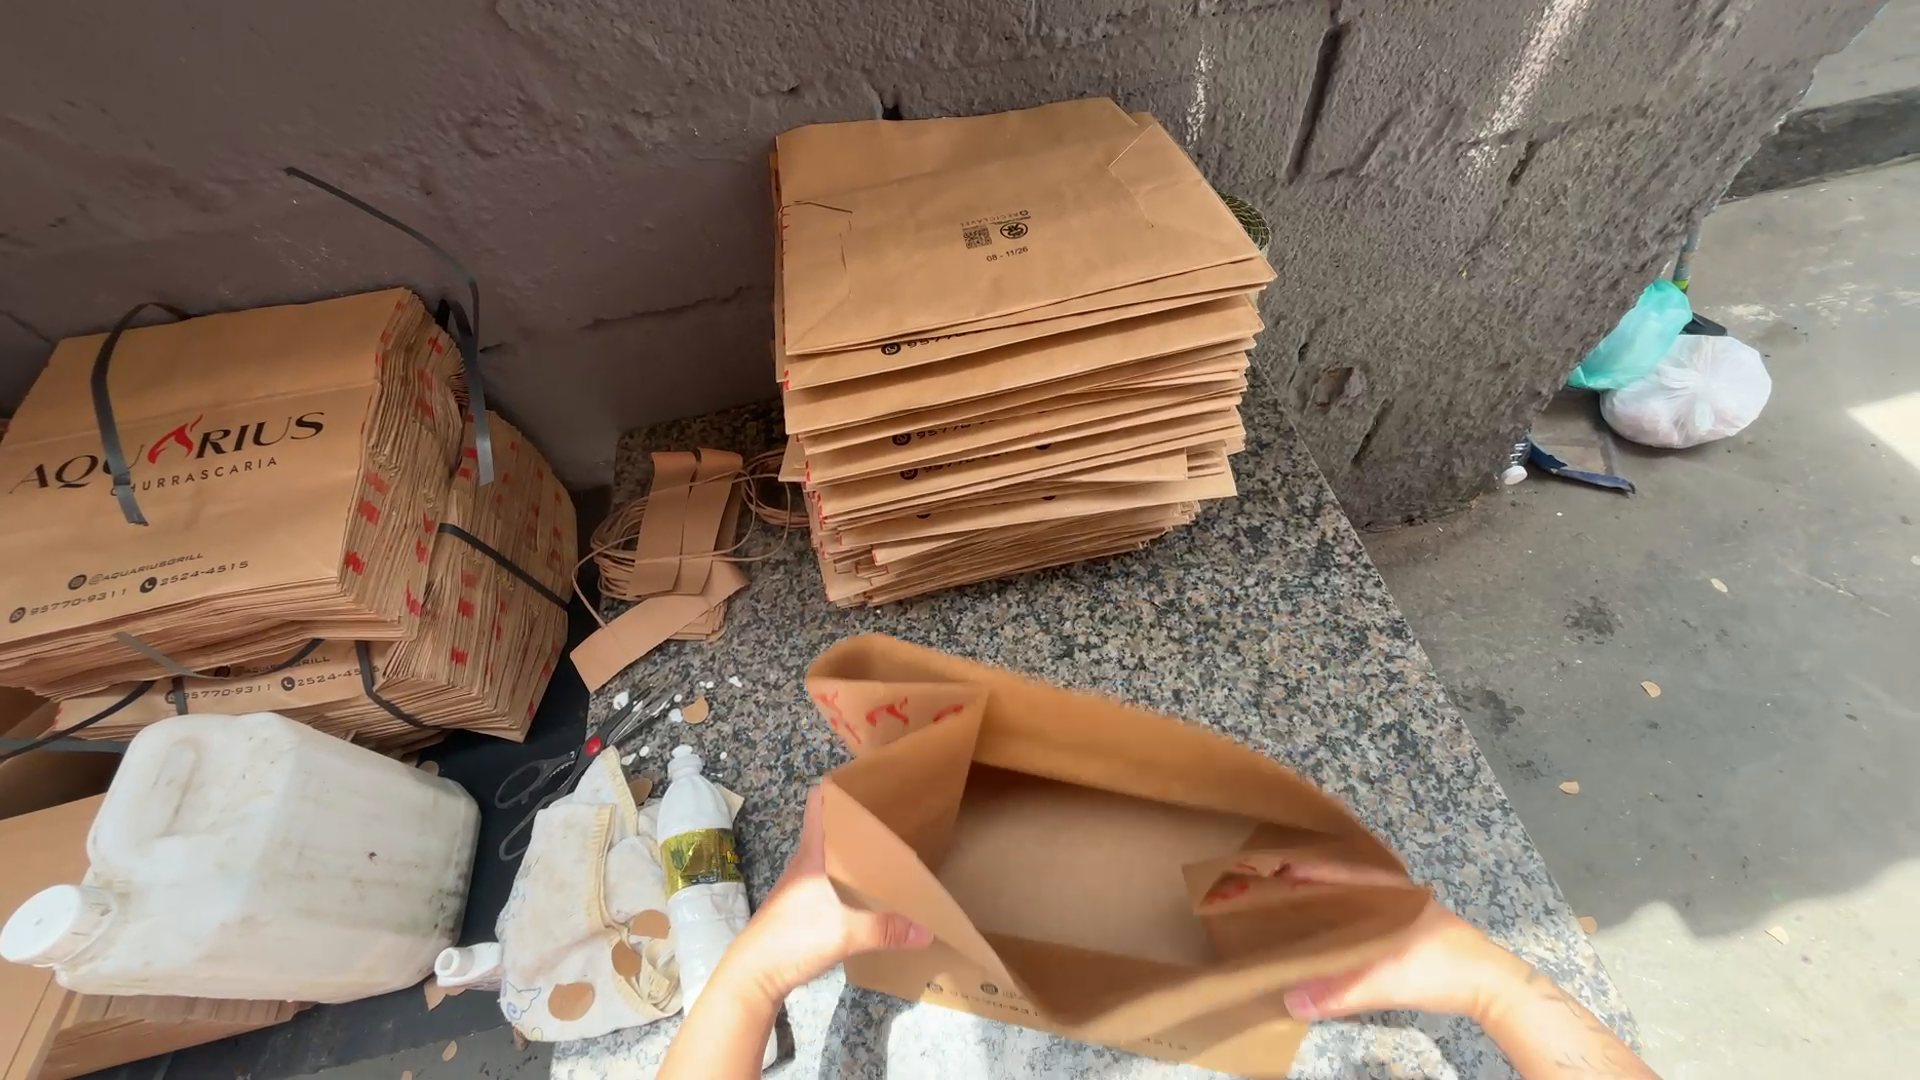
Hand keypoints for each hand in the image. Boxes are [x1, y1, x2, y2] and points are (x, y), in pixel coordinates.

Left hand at [718, 787, 931, 1003]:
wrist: (751, 977)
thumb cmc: (791, 939)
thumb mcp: (844, 933)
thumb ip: (885, 929)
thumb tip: (927, 930)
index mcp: (811, 854)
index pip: (817, 804)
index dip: (836, 787)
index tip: (863, 780)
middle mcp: (804, 863)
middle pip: (828, 828)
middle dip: (855, 820)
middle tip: (887, 815)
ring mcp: (798, 886)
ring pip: (828, 856)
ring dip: (850, 851)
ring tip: (882, 851)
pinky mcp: (798, 907)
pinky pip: (826, 879)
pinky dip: (844, 877)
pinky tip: (862, 891)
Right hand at [1278, 863, 1530, 1022]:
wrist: (1496, 989)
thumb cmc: (1439, 969)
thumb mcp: (1386, 981)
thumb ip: (1339, 991)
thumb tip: (1290, 1002)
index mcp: (1382, 885)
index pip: (1331, 868)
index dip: (1300, 869)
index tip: (1268, 872)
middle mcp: (1391, 889)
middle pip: (1341, 881)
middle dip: (1310, 886)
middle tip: (1276, 895)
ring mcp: (1404, 908)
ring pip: (1356, 899)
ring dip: (1331, 904)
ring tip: (1299, 916)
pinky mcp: (1413, 929)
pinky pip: (1370, 916)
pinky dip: (1349, 921)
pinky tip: (1336, 937)